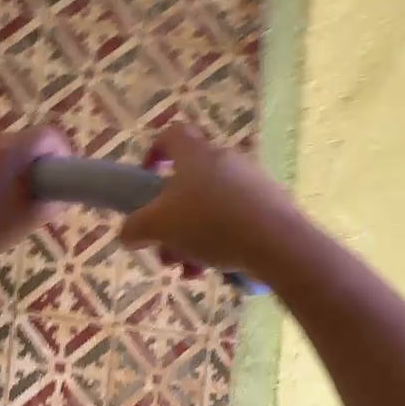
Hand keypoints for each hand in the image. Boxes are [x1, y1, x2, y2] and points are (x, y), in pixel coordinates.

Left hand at [0, 126, 71, 257]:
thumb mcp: (30, 220)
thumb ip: (53, 203)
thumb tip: (64, 196)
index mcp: (13, 151)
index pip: (49, 134)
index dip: (63, 150)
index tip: (65, 172)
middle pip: (28, 140)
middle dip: (40, 160)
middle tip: (45, 187)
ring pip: (7, 148)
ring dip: (19, 164)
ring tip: (20, 193)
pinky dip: (0, 169)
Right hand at [119, 123, 300, 274]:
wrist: (276, 243)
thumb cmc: (209, 224)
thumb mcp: (157, 227)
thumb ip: (134, 228)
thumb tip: (128, 233)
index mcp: (195, 154)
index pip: (171, 135)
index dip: (154, 152)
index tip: (146, 178)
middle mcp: (224, 160)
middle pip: (187, 183)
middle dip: (170, 219)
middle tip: (165, 247)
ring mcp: (250, 182)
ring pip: (208, 208)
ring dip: (191, 238)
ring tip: (189, 268)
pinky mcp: (269, 206)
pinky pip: (232, 221)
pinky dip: (218, 243)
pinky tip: (214, 270)